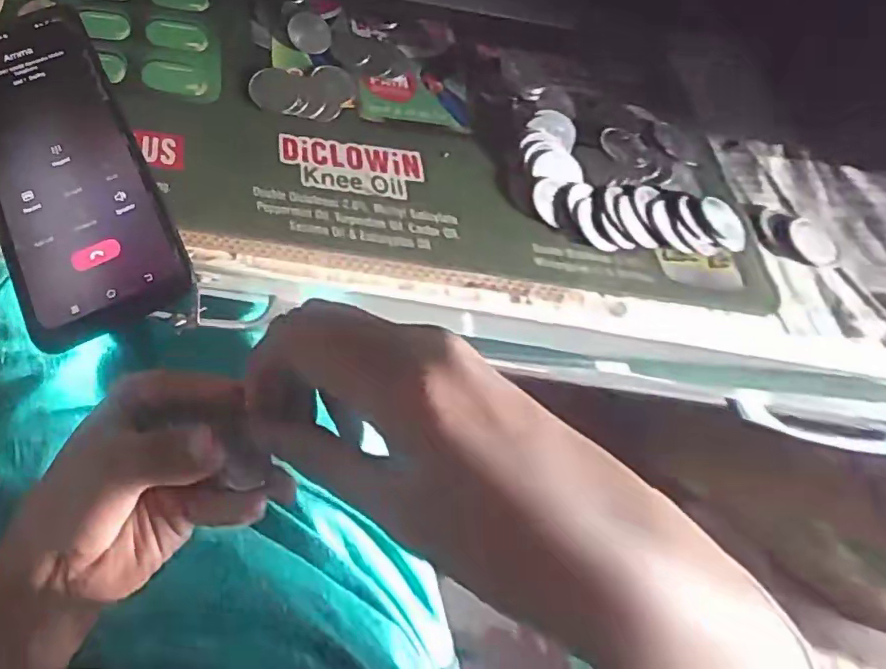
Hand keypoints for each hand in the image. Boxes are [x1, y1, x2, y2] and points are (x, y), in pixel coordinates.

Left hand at [0, 370, 294, 605]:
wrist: (60, 568)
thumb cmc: (77, 498)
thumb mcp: (115, 467)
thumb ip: (164, 454)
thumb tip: (216, 442)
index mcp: (142, 399)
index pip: (191, 388)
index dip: (226, 394)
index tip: (266, 405)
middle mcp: (165, 425)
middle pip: (216, 423)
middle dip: (247, 436)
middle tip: (282, 453)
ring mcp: (179, 467)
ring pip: (225, 461)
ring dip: (253, 470)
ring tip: (282, 485)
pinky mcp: (188, 506)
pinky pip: (221, 499)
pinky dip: (239, 502)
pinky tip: (257, 506)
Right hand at [246, 300, 808, 668]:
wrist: (631, 566)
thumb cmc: (505, 549)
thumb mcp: (396, 507)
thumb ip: (317, 454)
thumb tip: (261, 428)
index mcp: (399, 377)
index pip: (295, 337)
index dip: (259, 370)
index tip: (255, 417)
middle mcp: (417, 341)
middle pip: (318, 320)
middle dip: (283, 362)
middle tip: (280, 420)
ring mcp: (445, 345)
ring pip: (350, 329)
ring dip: (318, 365)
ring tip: (323, 432)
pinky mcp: (465, 359)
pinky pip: (386, 345)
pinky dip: (354, 369)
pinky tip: (370, 426)